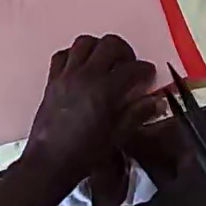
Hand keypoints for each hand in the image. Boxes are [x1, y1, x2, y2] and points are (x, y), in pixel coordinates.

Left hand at [22, 34, 155, 186]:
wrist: (50, 162)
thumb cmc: (85, 153)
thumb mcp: (117, 136)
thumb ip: (136, 114)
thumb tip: (155, 101)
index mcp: (105, 90)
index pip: (131, 68)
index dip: (144, 69)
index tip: (149, 74)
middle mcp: (86, 76)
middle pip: (109, 44)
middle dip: (124, 51)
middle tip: (129, 64)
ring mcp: (66, 75)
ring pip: (84, 42)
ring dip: (99, 47)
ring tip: (105, 61)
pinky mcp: (52, 79)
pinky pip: (63, 55)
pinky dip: (74, 55)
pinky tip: (81, 67)